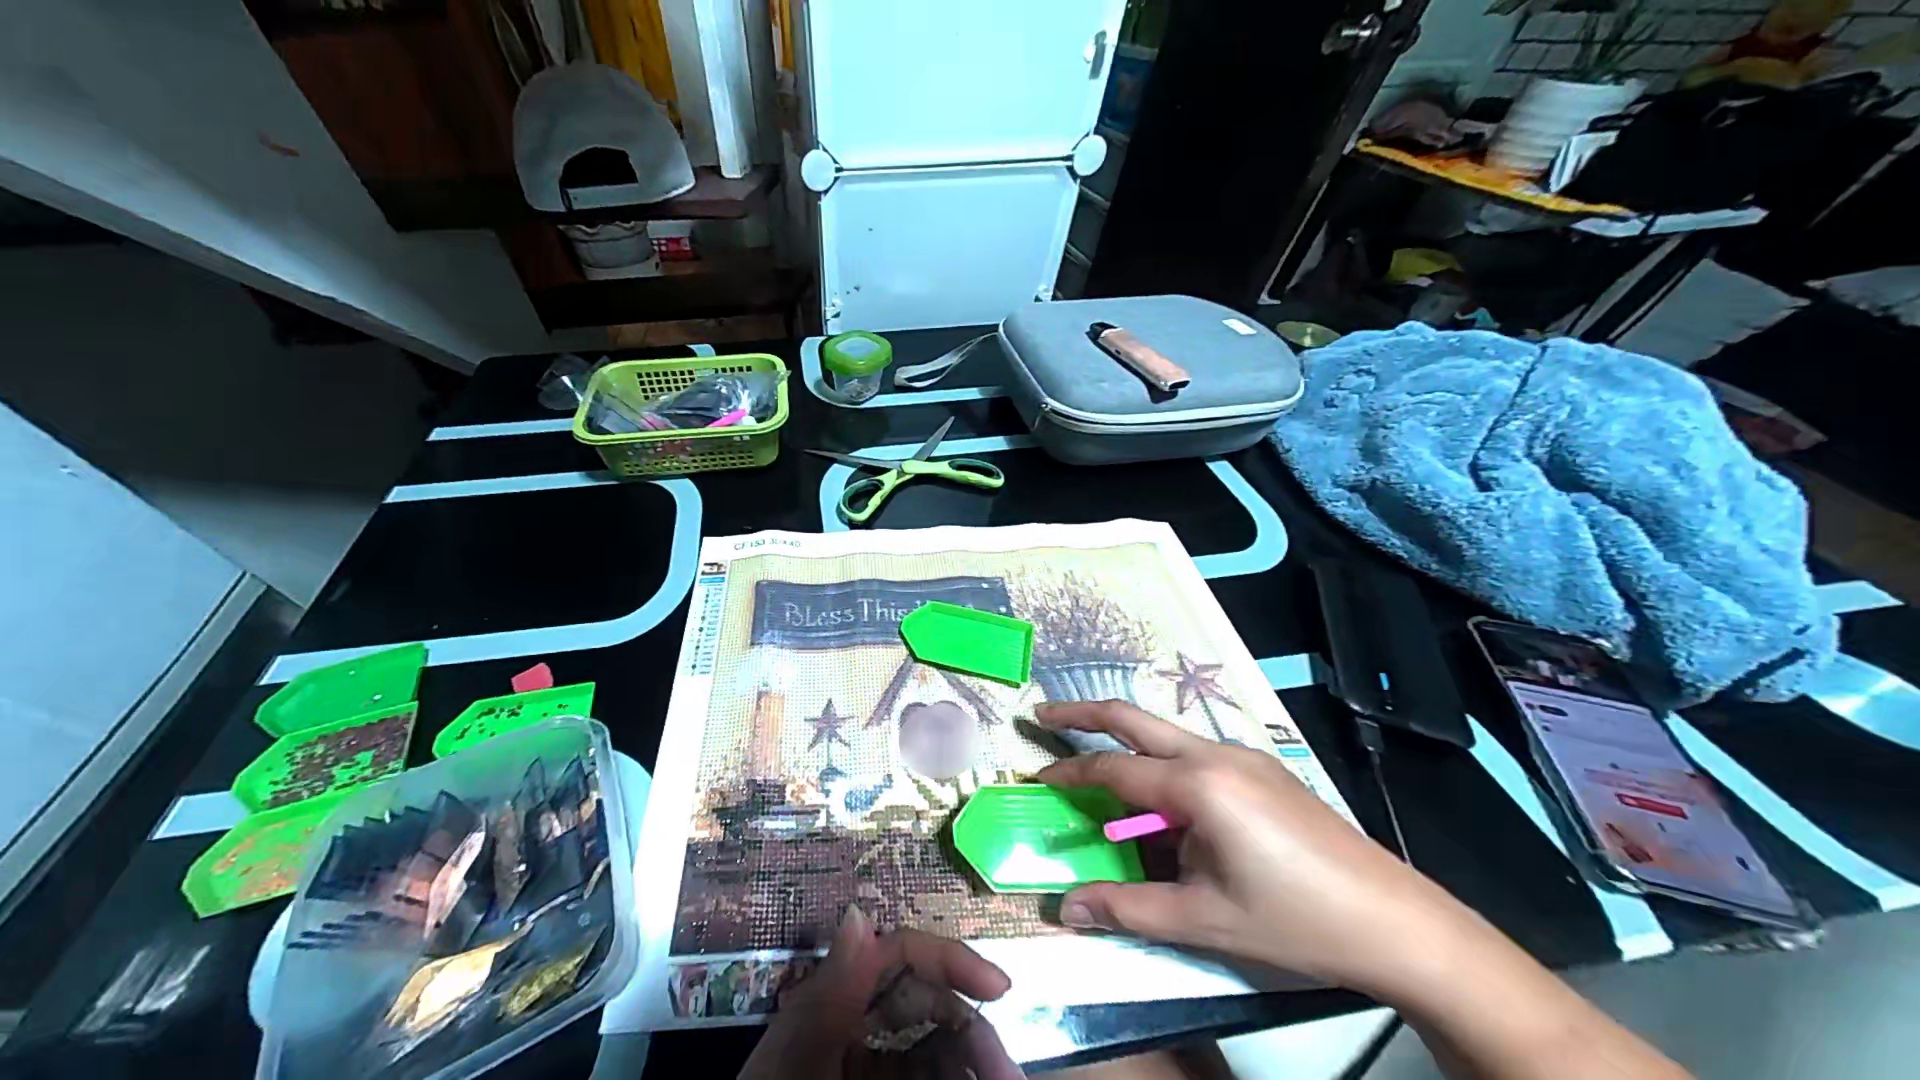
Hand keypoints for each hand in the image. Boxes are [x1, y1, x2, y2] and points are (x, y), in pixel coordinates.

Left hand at [739, 906, 1023, 1079]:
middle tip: (1008, 1075)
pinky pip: (926, 1076)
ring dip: (973, 1062)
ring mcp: (872, 1067)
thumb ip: (833, 989)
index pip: (900, 955)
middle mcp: (859, 1028)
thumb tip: (858, 910)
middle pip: (930, 1004)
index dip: (950, 959)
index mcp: (836, 1002)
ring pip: (937, 1049)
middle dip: (973, 1030)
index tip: (998, 987)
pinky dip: (956, 1078)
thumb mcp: (800, 1054)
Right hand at [1034, 700, 1465, 995]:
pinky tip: (1163, 794)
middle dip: (1083, 712)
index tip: (1036, 778)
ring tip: (1093, 751)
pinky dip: (1161, 758)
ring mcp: (1245, 756)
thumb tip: (1064, 909)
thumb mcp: (1203, 920)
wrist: (1396, 920)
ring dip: (1124, 735)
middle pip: (1135, 718)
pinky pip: (1196, 751)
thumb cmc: (1294, 921)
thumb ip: (1127, 908)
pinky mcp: (1264, 768)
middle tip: (1042, 712)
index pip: (1114, 769)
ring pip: (1167, 732)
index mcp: (1198, 786)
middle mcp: (1216, 754)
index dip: (1070, 774)